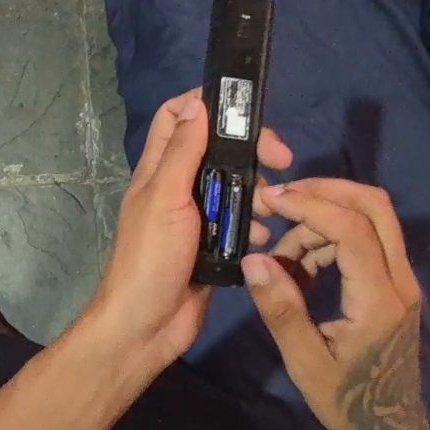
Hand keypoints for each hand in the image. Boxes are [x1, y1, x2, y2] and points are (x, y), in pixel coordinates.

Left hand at [80, 87, 292, 369]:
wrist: (147, 326)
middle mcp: (178, 188)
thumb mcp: (165, 198)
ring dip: (258, 193)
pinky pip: (241, 224)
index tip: (244, 107)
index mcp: (159, 170)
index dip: (205, 103)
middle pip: (219, 151)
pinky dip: (254, 226)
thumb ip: (181, 152)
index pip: (177, 117)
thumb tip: (197, 103)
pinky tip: (261, 238)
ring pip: (236, 188)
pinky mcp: (214, 246)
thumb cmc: (150, 257)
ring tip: (272, 209)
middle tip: (283, 160)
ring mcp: (197, 218)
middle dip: (251, 152)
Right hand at [240, 179, 422, 429]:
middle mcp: (401, 281)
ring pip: (372, 218)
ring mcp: (402, 280)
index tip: (272, 200)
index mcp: (380, 301)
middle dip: (325, 191)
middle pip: (375, 206)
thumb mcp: (304, 361)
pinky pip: (368, 239)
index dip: (311, 206)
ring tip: (283, 252)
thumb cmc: (346, 401)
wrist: (389, 429)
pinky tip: (301, 265)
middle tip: (281, 199)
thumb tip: (254, 260)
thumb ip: (281, 309)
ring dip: (325, 217)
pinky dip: (332, 236)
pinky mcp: (395, 284)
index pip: (352, 230)